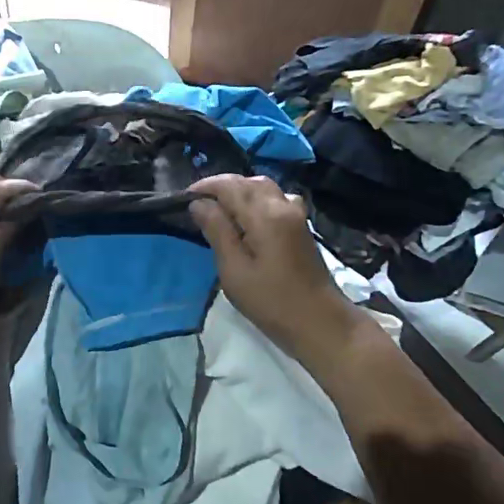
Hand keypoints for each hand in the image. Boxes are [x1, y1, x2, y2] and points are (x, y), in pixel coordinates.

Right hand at [188, 174, 366, 362]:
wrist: (320, 322)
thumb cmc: (271, 301)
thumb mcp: (234, 270)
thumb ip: (217, 231)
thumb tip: (199, 204)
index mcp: (264, 214)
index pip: (229, 185)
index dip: (204, 187)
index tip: (184, 200)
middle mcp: (283, 205)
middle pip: (248, 182)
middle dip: (222, 188)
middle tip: (200, 207)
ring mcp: (296, 215)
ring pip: (264, 188)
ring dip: (241, 193)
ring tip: (222, 213)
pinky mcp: (302, 227)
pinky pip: (277, 200)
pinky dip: (258, 201)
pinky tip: (249, 221)